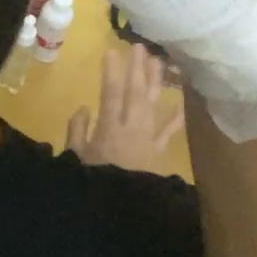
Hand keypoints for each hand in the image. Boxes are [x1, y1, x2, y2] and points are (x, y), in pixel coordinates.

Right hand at [68, 43, 184, 172]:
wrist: (123, 209)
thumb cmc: (94, 180)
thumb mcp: (76, 156)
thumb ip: (77, 129)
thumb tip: (83, 107)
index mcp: (109, 128)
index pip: (111, 94)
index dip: (112, 72)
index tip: (112, 51)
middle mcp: (131, 128)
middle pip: (136, 94)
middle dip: (138, 69)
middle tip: (140, 47)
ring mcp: (147, 139)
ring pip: (153, 105)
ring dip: (155, 83)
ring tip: (158, 62)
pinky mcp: (157, 152)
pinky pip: (167, 133)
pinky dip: (174, 119)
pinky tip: (180, 105)